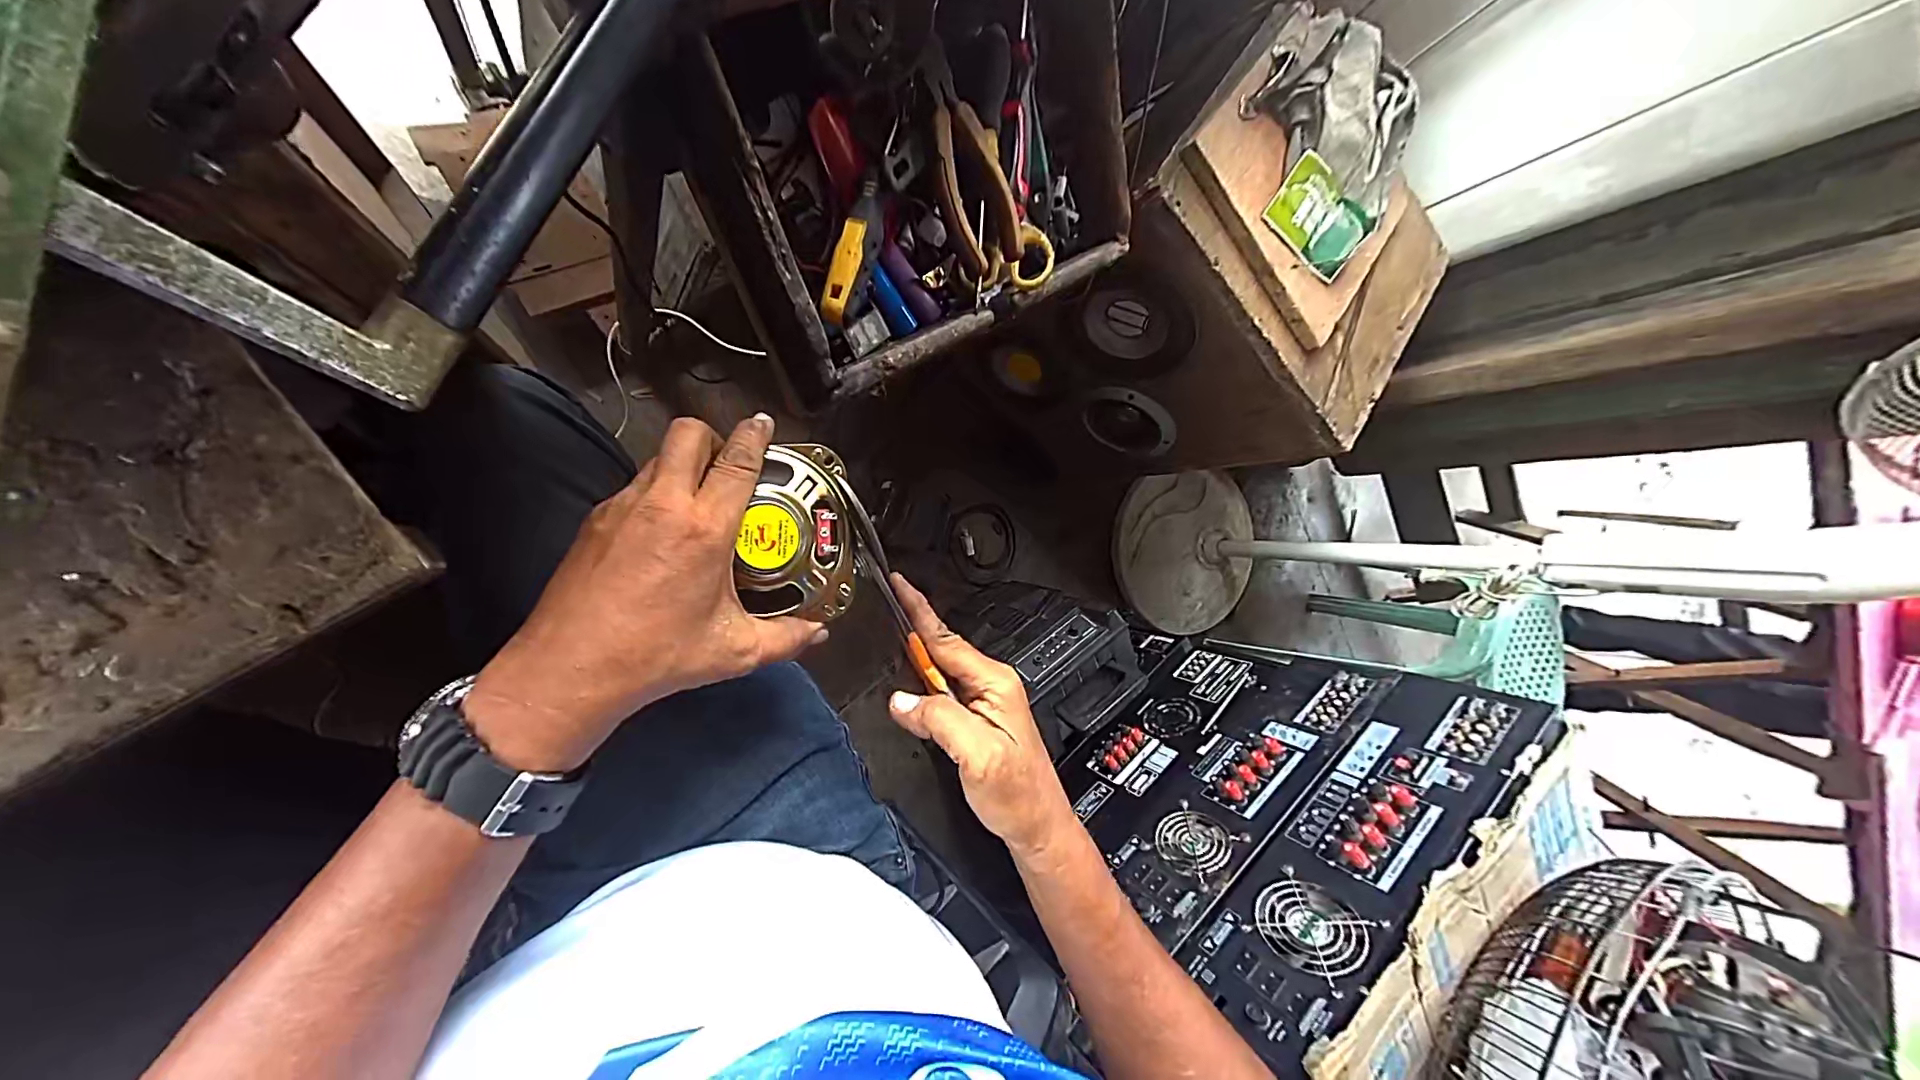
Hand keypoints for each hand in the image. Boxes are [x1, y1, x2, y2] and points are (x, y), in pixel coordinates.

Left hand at [464, 414, 825, 771]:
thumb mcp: (733, 650)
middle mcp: (662, 505)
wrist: (569, 669)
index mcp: (704, 529)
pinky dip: (655, 493)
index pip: (736, 462)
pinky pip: (634, 487)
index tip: (762, 423)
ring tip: (699, 500)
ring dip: (683, 464)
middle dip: (713, 435)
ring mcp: (622, 508)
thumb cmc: (654, 656)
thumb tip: (817, 633)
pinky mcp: (595, 521)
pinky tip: (661, 533)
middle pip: (688, 434)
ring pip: (658, 457)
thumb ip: (785, 638)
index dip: (754, 436)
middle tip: (730, 462)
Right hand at [886, 574, 1076, 858]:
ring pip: (940, 672)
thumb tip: (903, 700)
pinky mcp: (976, 720)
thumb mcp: (978, 754)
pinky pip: (942, 694)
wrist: (1036, 824)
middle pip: (941, 649)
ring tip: (892, 642)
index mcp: (995, 684)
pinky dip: (922, 687)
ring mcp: (984, 703)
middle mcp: (991, 686)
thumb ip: (939, 719)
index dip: (919, 610)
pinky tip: (911, 689)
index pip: (946, 639)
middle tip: (886, 605)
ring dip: (916, 659)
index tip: (900, 585)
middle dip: (913, 628)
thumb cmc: (1019, 794)